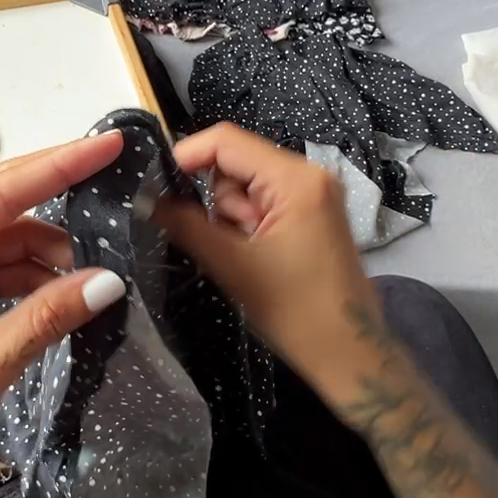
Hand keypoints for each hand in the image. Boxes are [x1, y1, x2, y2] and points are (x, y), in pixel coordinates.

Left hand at [0, 132, 131, 482]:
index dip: (57, 167)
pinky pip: (9, 270)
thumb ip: (44, 318)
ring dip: (57, 253)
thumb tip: (111, 282)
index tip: (105, 144)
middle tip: (116, 175)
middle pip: (5, 205)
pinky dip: (43, 279)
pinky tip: (75, 291)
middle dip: (61, 191)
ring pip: (13, 240)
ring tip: (104, 267)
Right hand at [154, 124, 382, 393]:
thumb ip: (186, 224)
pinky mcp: (312, 212)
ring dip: (230, 215)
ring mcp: (314, 192)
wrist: (350, 356)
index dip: (184, 157)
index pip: (225, 141)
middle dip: (216, 199)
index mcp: (295, 178)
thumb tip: (147, 199)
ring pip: (244, 184)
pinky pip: (261, 201)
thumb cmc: (295, 312)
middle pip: (234, 161)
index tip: (156, 188)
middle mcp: (309, 174)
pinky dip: (246, 223)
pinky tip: (255, 255)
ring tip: (246, 255)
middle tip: (227, 242)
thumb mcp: (232, 265)